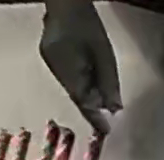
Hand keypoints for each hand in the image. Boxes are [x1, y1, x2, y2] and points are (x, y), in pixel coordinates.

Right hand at [41, 0, 120, 134]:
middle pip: (76, 97)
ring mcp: (50, 64)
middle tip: (105, 116)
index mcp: (68, 69)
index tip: (106, 131)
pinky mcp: (49, 57)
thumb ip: (109, 83)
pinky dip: (79, 83)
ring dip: (86, 94)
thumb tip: (114, 110)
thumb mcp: (104, 54)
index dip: (95, 118)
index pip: (83, 102)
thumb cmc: (87, 23)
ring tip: (99, 97)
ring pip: (71, 89)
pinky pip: (66, 78)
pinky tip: (87, 80)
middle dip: (92, 106)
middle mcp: (55, 70)